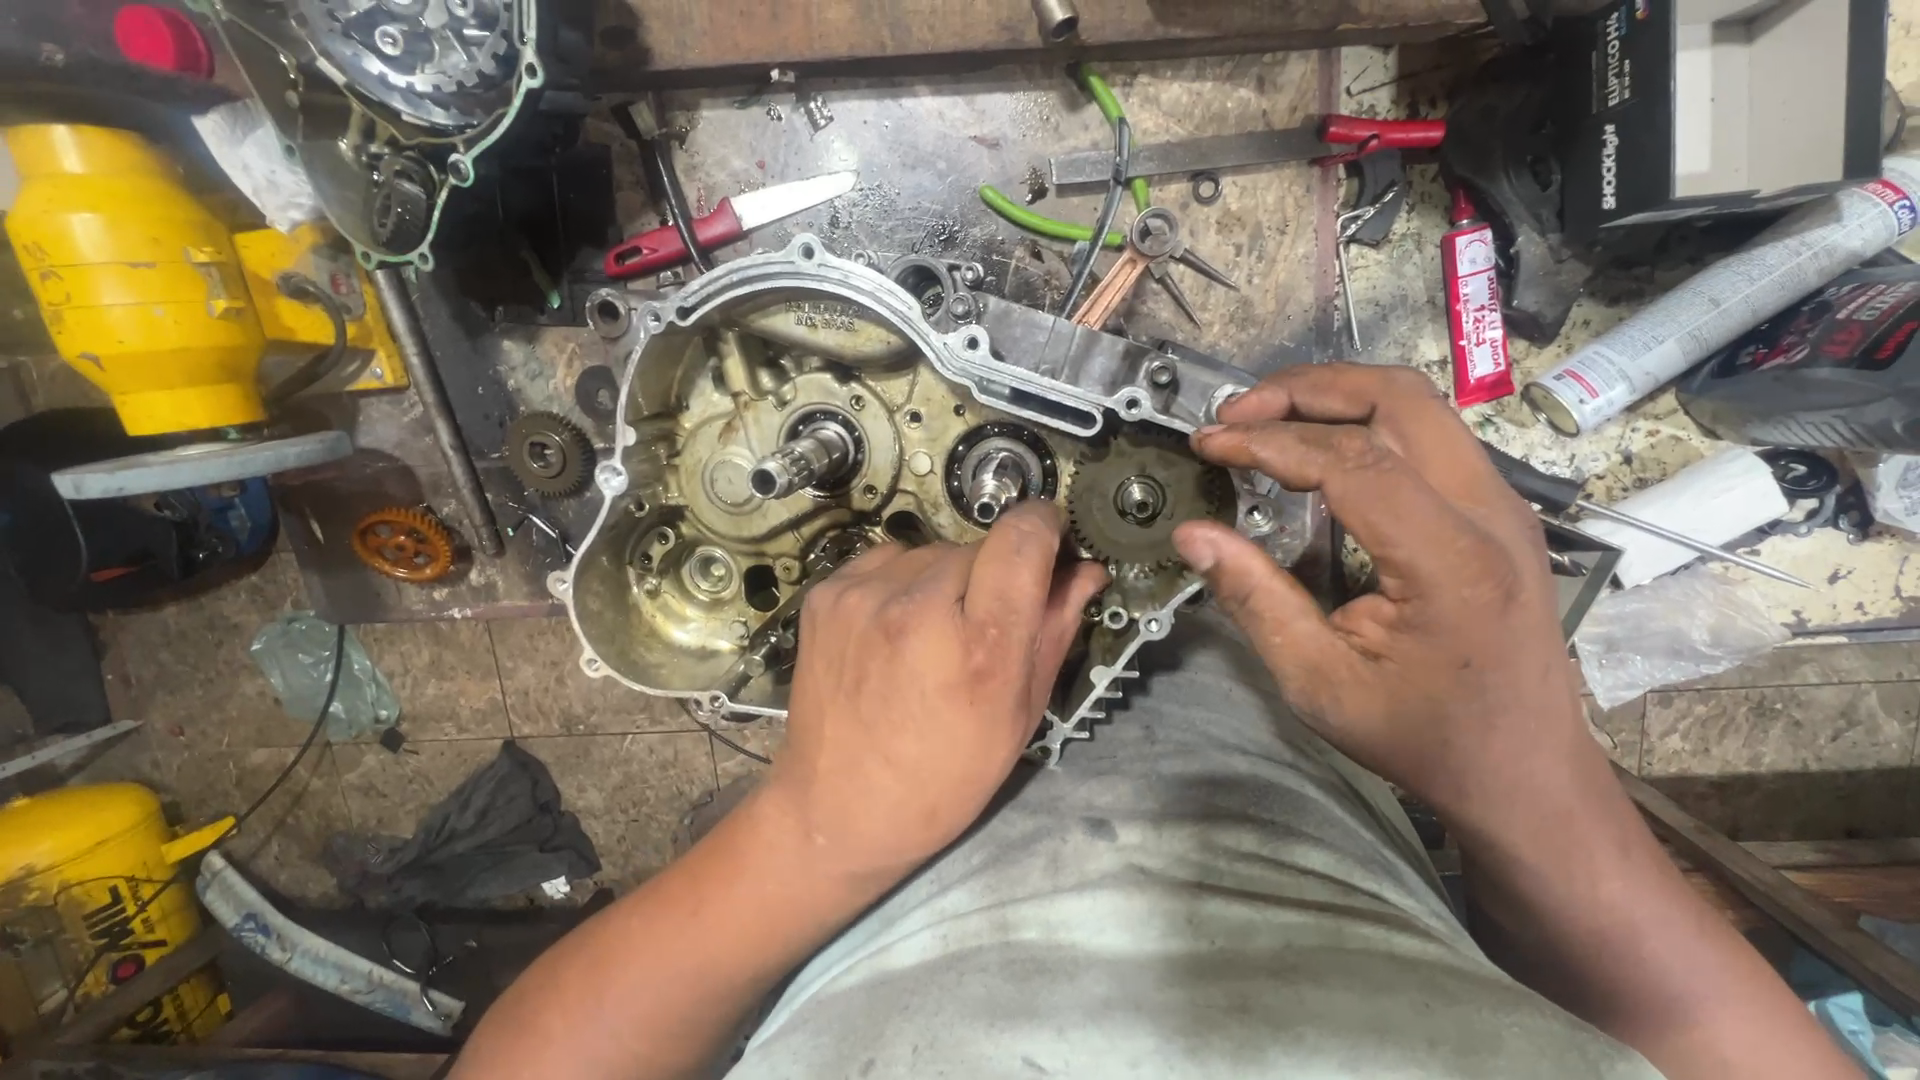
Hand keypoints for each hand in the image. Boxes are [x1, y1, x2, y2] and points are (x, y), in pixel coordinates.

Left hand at [763, 500, 1108, 886]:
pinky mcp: (826, 593)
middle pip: (979, 545)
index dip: (1045, 529)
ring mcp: (863, 595)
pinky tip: (894, 632)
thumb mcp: (1019, 714)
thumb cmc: (944, 776)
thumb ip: (1055, 629)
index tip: (1050, 543)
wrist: (837, 808)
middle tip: (980, 627)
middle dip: (992, 575)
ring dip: (945, 580)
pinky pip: (887, 562)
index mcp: (980, 644)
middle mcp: (918, 606)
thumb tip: (1087, 569)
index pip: (1023, 537)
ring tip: (931, 637)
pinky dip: (901, 584)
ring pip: (932, 551)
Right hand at [1171, 364, 1593, 825]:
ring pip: (1420, 406)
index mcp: (1449, 560)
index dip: (1269, 441)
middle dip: (1306, 388)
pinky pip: (1430, 437)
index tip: (1209, 443)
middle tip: (1237, 411)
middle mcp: (1490, 513)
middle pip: (1399, 398)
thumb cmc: (1422, 737)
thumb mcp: (1319, 682)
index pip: (1351, 460)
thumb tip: (1192, 535)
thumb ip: (1254, 599)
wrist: (1526, 772)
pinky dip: (1365, 424)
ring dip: (1336, 398)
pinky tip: (1316, 454)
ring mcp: (1504, 506)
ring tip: (1266, 420)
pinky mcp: (1499, 513)